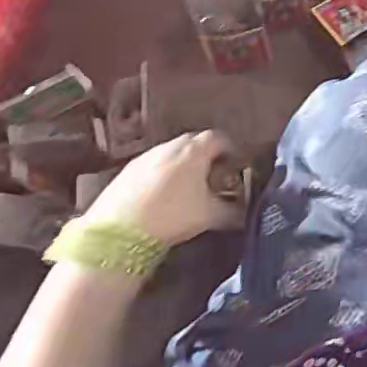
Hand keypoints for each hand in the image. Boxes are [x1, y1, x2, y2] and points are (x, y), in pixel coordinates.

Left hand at [85, 131, 245, 245]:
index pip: (219, 137)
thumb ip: (233, 211)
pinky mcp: (128, 169)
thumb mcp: (210, 216)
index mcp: (194, 150)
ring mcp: (146, 155)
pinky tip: (163, 196)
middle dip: (208, 156)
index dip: (231, 149)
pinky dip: (164, 173)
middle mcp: (170, 145)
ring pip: (173, 153)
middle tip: (215, 177)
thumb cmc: (171, 215)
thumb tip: (247, 213)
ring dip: (184, 165)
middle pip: (195, 142)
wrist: (119, 229)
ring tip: (189, 189)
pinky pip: (154, 164)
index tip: (235, 165)